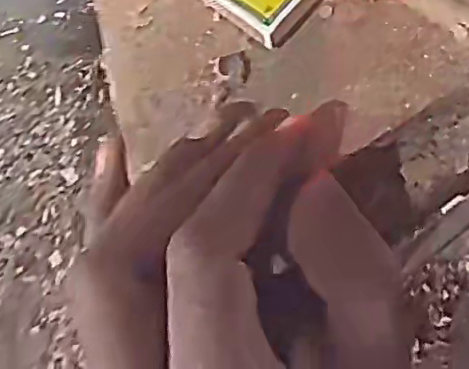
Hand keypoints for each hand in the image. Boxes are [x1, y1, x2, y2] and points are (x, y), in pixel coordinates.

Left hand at [66, 102, 405, 368]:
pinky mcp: (118, 362)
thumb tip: (308, 176)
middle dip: (202, 170)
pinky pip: (94, 287)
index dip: (249, 175)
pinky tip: (117, 150)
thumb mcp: (373, 348)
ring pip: (102, 266)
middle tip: (266, 124)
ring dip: (165, 180)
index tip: (302, 126)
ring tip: (228, 130)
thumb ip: (348, 266)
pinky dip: (108, 209)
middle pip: (128, 256)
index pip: (201, 256)